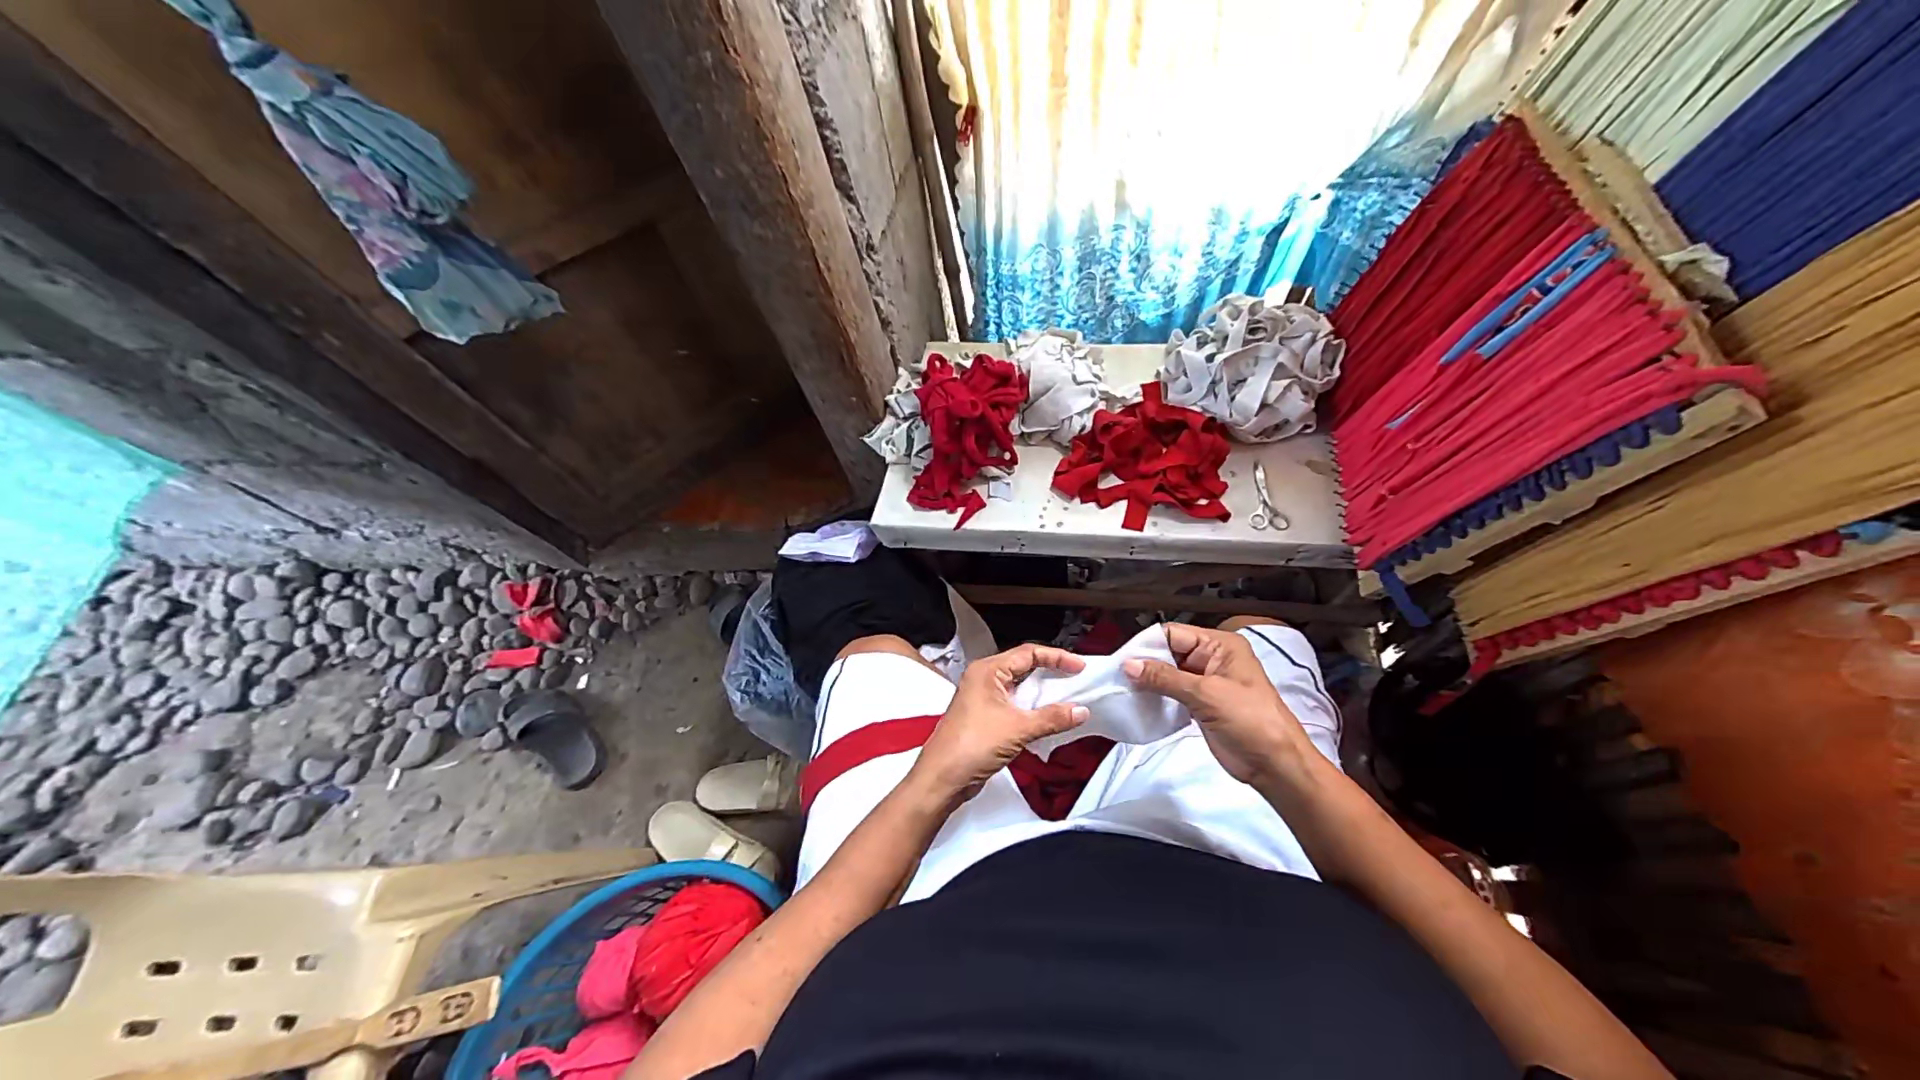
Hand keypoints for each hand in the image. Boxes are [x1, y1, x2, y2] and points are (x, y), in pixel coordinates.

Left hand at [910, 644, 1088, 802]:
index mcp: (987, 671)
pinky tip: (1048, 719)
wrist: (943, 777)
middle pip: (1024, 667)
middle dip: (1051, 673)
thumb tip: (1079, 711)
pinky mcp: (985, 717)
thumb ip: (1052, 718)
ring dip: (1042, 694)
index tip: (1078, 667)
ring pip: (1020, 687)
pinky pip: (1014, 705)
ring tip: (1067, 700)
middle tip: (1076, 681)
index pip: (1028, 653)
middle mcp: (983, 679)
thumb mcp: (1018, 728)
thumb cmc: (969, 745)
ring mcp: (982, 698)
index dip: (1056, 657)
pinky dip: (1032, 709)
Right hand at [1123, 623, 1315, 788]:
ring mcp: (1206, 683)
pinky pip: (1172, 693)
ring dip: (1148, 682)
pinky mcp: (1200, 704)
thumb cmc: (1250, 721)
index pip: (1174, 634)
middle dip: (1145, 663)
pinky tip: (1139, 702)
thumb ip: (1165, 678)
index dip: (1147, 644)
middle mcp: (1212, 659)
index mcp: (1220, 646)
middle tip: (1117, 676)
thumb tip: (1128, 665)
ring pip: (1168, 674)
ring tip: (1122, 689)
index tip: (1121, 659)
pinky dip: (1156, 697)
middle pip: (1168, 652)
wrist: (1275, 765)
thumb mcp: (1206, 694)